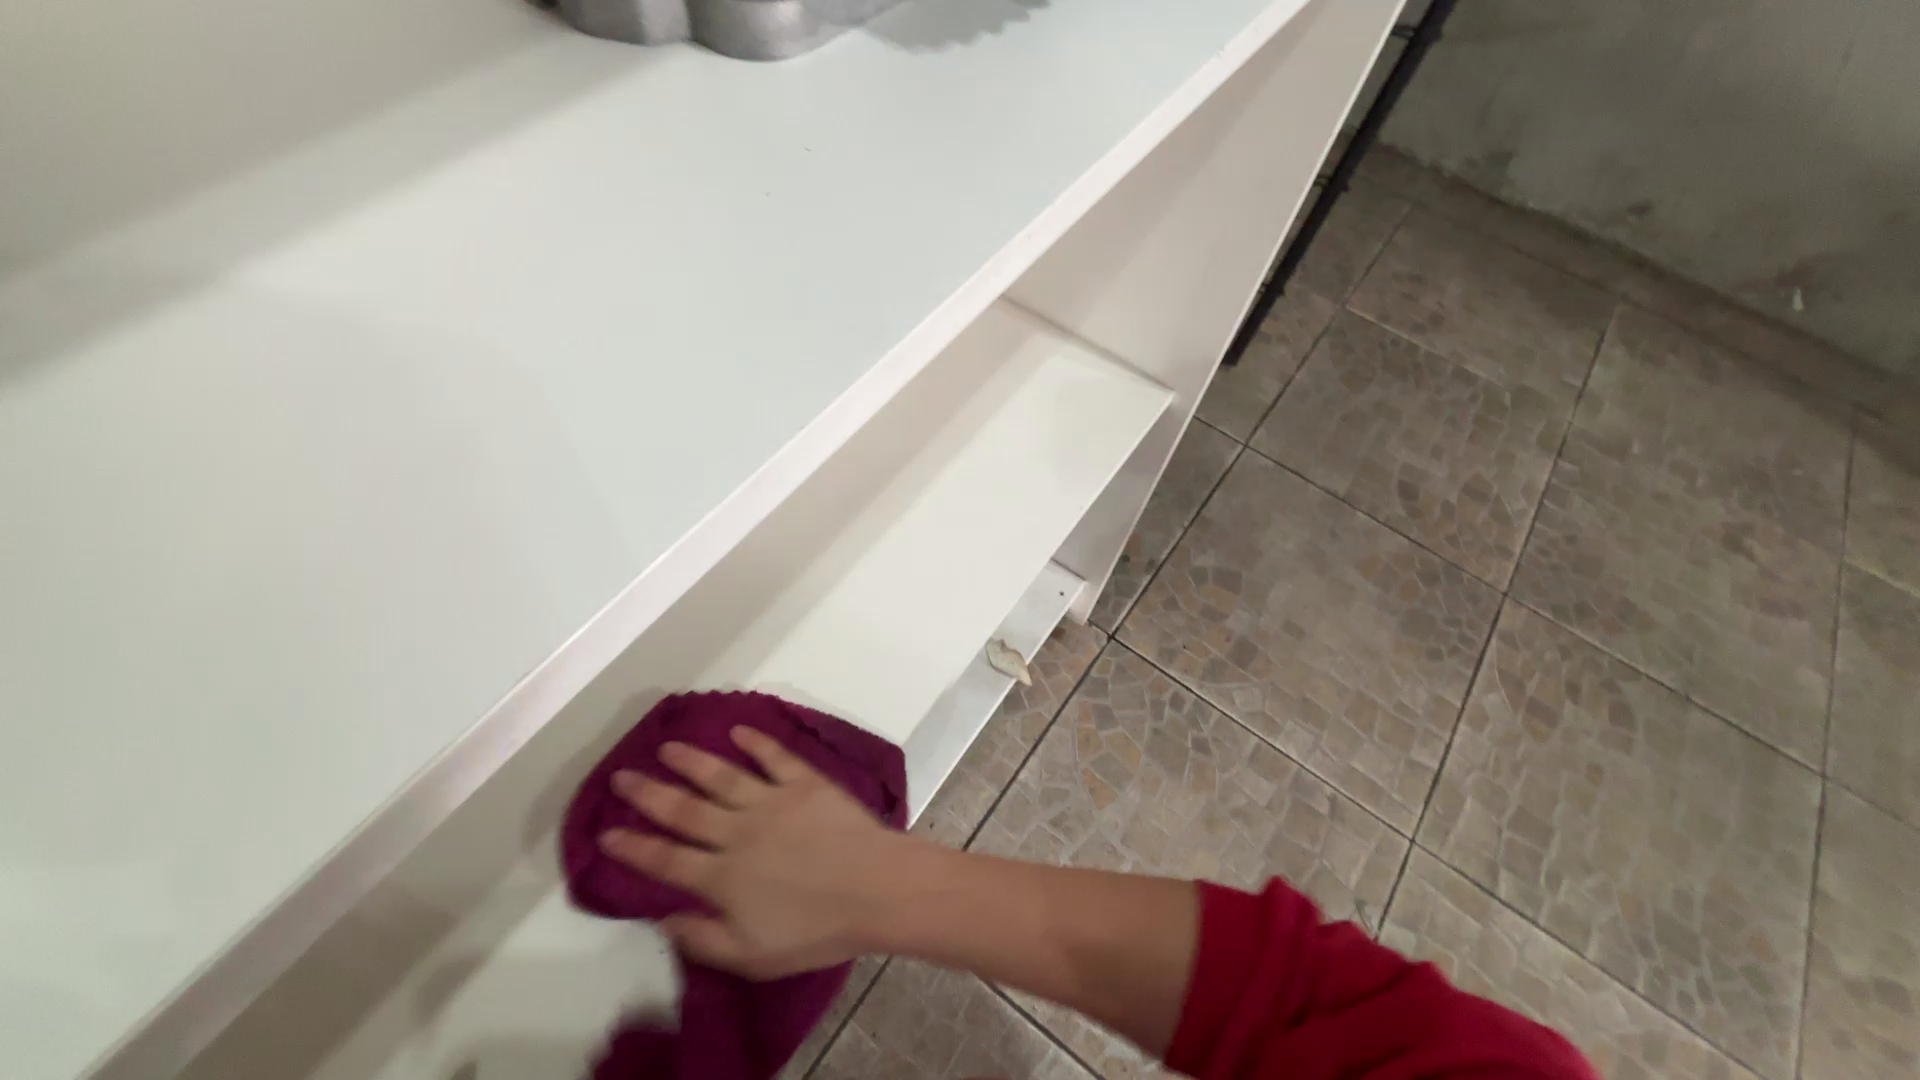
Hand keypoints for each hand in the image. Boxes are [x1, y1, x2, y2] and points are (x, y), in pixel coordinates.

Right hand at [599, 726, 923, 979]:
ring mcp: (772, 801)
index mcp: (722, 877)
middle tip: (621, 776)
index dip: (632, 846)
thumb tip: (663, 918)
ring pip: (721, 775)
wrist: (876, 888)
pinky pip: (774, 756)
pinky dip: (755, 742)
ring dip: (691, 760)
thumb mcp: (753, 956)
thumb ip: (703, 938)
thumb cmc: (817, 929)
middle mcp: (738, 831)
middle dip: (648, 794)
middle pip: (684, 810)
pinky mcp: (805, 782)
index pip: (665, 859)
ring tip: (667, 746)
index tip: (604, 832)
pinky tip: (738, 730)